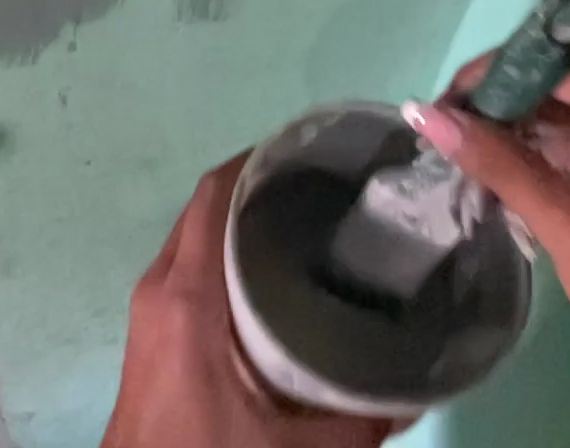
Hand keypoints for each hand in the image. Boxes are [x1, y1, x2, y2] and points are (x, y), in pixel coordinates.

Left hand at [101, 155, 395, 447]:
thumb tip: (419, 379)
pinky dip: (224, 250)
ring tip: (302, 219)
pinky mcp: (152, 328)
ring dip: (240, 219)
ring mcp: (150, 307)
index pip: (215, 194)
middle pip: (206, 207)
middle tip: (321, 188)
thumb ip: (363, 414)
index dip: (257, 160)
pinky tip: (269, 271)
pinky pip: (190, 264)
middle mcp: (161, 285)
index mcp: (188, 295)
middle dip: (258, 186)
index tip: (309, 155)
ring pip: (196, 235)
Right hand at [407, 51, 569, 447]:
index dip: (496, 73)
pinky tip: (493, 152)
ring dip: (509, 115)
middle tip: (443, 125)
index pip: (561, 63)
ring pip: (557, 91)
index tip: (442, 102)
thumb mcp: (567, 228)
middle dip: (499, 96)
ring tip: (459, 140)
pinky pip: (568, 114)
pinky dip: (529, 133)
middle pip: (558, 72)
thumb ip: (498, 163)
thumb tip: (424, 113)